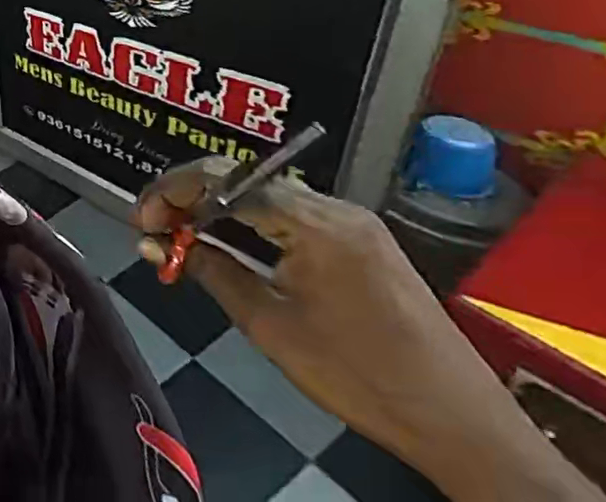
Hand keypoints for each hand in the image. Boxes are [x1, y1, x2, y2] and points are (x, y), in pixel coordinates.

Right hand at [133, 159, 601, 501]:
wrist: (465, 428)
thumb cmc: (360, 377)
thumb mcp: (270, 325)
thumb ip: (212, 271)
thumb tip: (159, 244)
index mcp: (316, 224)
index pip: (223, 181)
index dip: (171, 193)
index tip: (140, 220)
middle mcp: (335, 209)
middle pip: (240, 178)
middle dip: (186, 194)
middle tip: (152, 224)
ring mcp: (352, 222)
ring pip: (260, 191)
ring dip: (213, 205)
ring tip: (177, 231)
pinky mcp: (360, 241)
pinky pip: (286, 211)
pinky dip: (244, 218)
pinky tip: (222, 238)